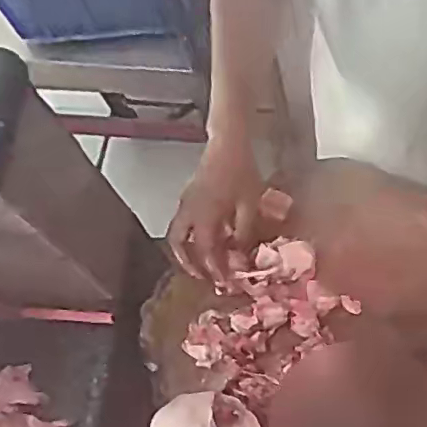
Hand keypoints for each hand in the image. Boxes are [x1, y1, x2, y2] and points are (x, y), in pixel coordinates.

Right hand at [169, 137, 265, 283]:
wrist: (228, 142)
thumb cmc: (242, 171)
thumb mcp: (249, 206)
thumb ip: (243, 234)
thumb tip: (240, 256)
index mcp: (205, 216)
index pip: (206, 252)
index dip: (215, 270)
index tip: (225, 284)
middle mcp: (189, 212)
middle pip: (180, 245)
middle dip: (192, 265)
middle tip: (208, 278)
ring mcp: (185, 203)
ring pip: (177, 235)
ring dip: (187, 253)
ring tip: (201, 266)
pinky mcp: (188, 197)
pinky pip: (183, 224)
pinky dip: (191, 239)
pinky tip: (208, 243)